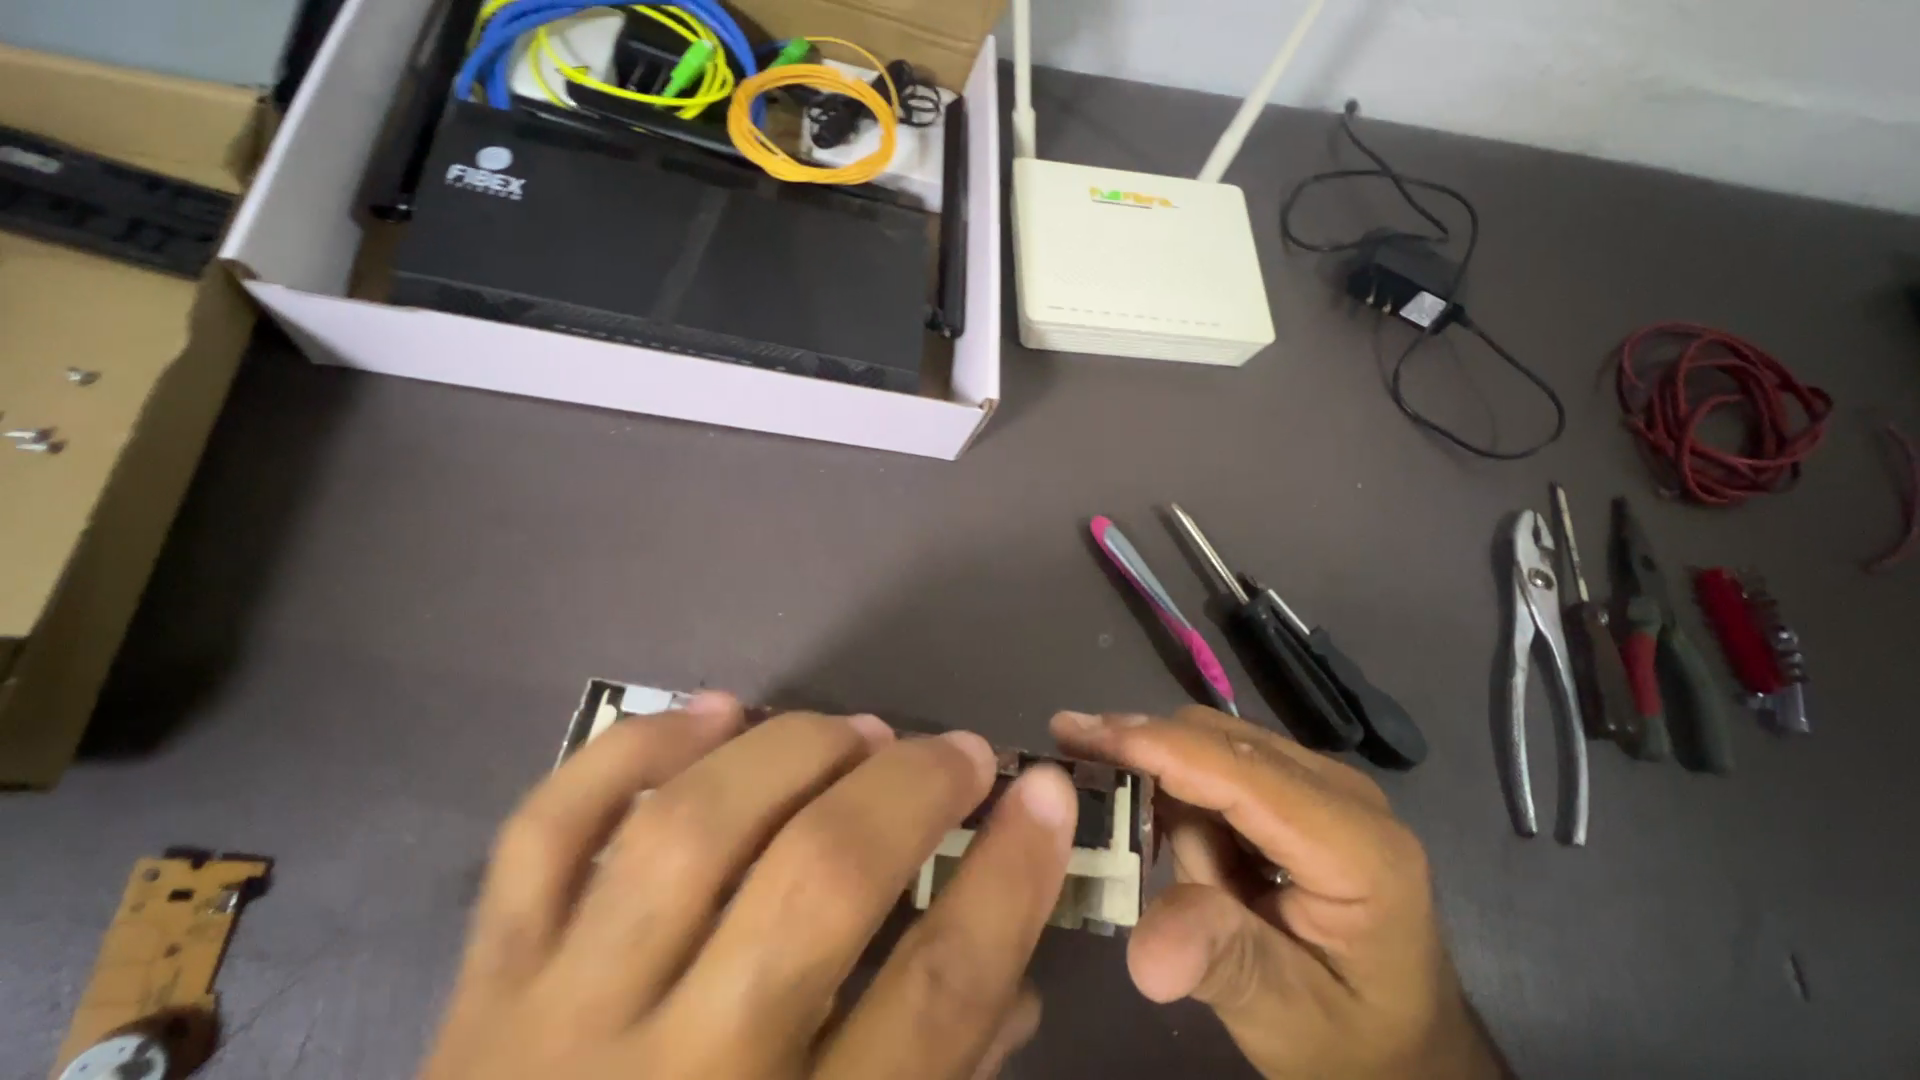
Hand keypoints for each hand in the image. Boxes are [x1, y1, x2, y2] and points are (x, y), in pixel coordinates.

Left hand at [421, 693, 1077, 1079]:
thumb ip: (943, 1073)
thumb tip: (1009, 941)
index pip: (935, 994)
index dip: (1009, 879)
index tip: (1043, 796)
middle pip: (816, 885)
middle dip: (910, 793)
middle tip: (957, 752)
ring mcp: (559, 1026)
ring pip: (688, 833)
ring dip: (791, 754)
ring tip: (855, 731)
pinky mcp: (481, 987)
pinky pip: (548, 833)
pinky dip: (633, 752)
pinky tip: (712, 714)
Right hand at [1052, 706, 1509, 1079]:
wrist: (1399, 1048)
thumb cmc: (1348, 1040)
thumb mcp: (1284, 1015)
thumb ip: (1221, 964)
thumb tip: (1146, 951)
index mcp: (1357, 849)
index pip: (1243, 774)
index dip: (1157, 748)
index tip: (1074, 734)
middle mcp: (1344, 797)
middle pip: (1223, 742)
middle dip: (1142, 753)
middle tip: (1066, 770)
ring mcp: (1323, 791)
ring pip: (1214, 748)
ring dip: (1160, 783)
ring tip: (1136, 837)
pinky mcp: (1301, 798)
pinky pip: (1221, 770)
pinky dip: (1178, 795)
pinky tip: (1170, 844)